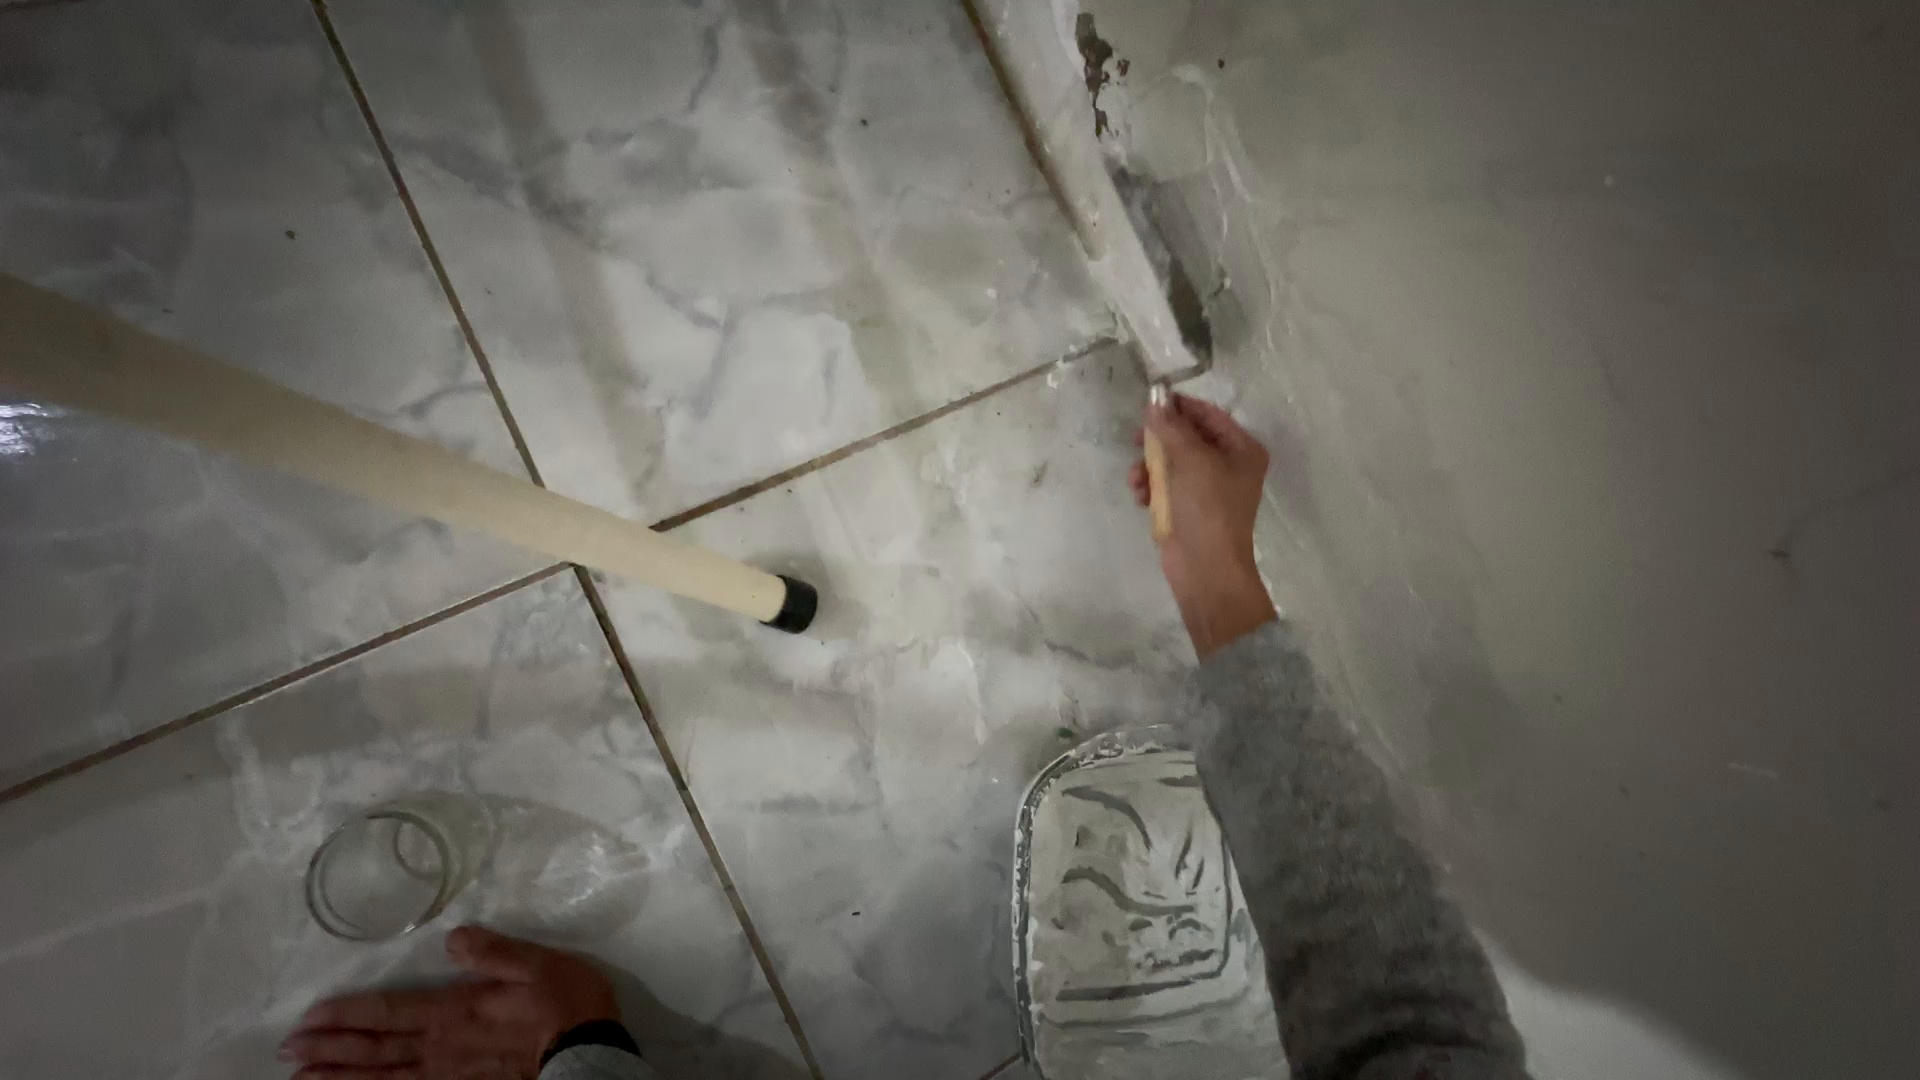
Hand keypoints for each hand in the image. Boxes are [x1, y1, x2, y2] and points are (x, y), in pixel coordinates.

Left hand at [279, 925, 620, 1078]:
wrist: (585, 1052)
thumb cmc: (562, 1000)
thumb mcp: (536, 963)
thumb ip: (494, 952)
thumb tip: (452, 936)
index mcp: (457, 1009)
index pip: (391, 1012)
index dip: (348, 1015)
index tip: (308, 1018)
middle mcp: (440, 1045)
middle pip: (376, 1049)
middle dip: (329, 1049)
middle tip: (287, 1051)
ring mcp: (445, 1073)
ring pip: (381, 1078)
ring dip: (339, 1078)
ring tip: (302, 1079)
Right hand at [1129, 393, 1276, 657]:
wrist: (1205, 566)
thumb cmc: (1206, 507)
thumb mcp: (1190, 460)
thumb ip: (1171, 428)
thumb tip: (1155, 403)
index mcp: (1242, 450)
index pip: (1210, 416)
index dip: (1180, 406)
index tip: (1151, 402)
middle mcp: (1228, 466)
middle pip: (1188, 439)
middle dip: (1159, 440)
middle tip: (1134, 439)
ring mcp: (1207, 490)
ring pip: (1171, 463)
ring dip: (1149, 467)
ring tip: (1135, 479)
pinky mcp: (1187, 509)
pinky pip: (1165, 487)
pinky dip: (1151, 488)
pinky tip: (1140, 496)